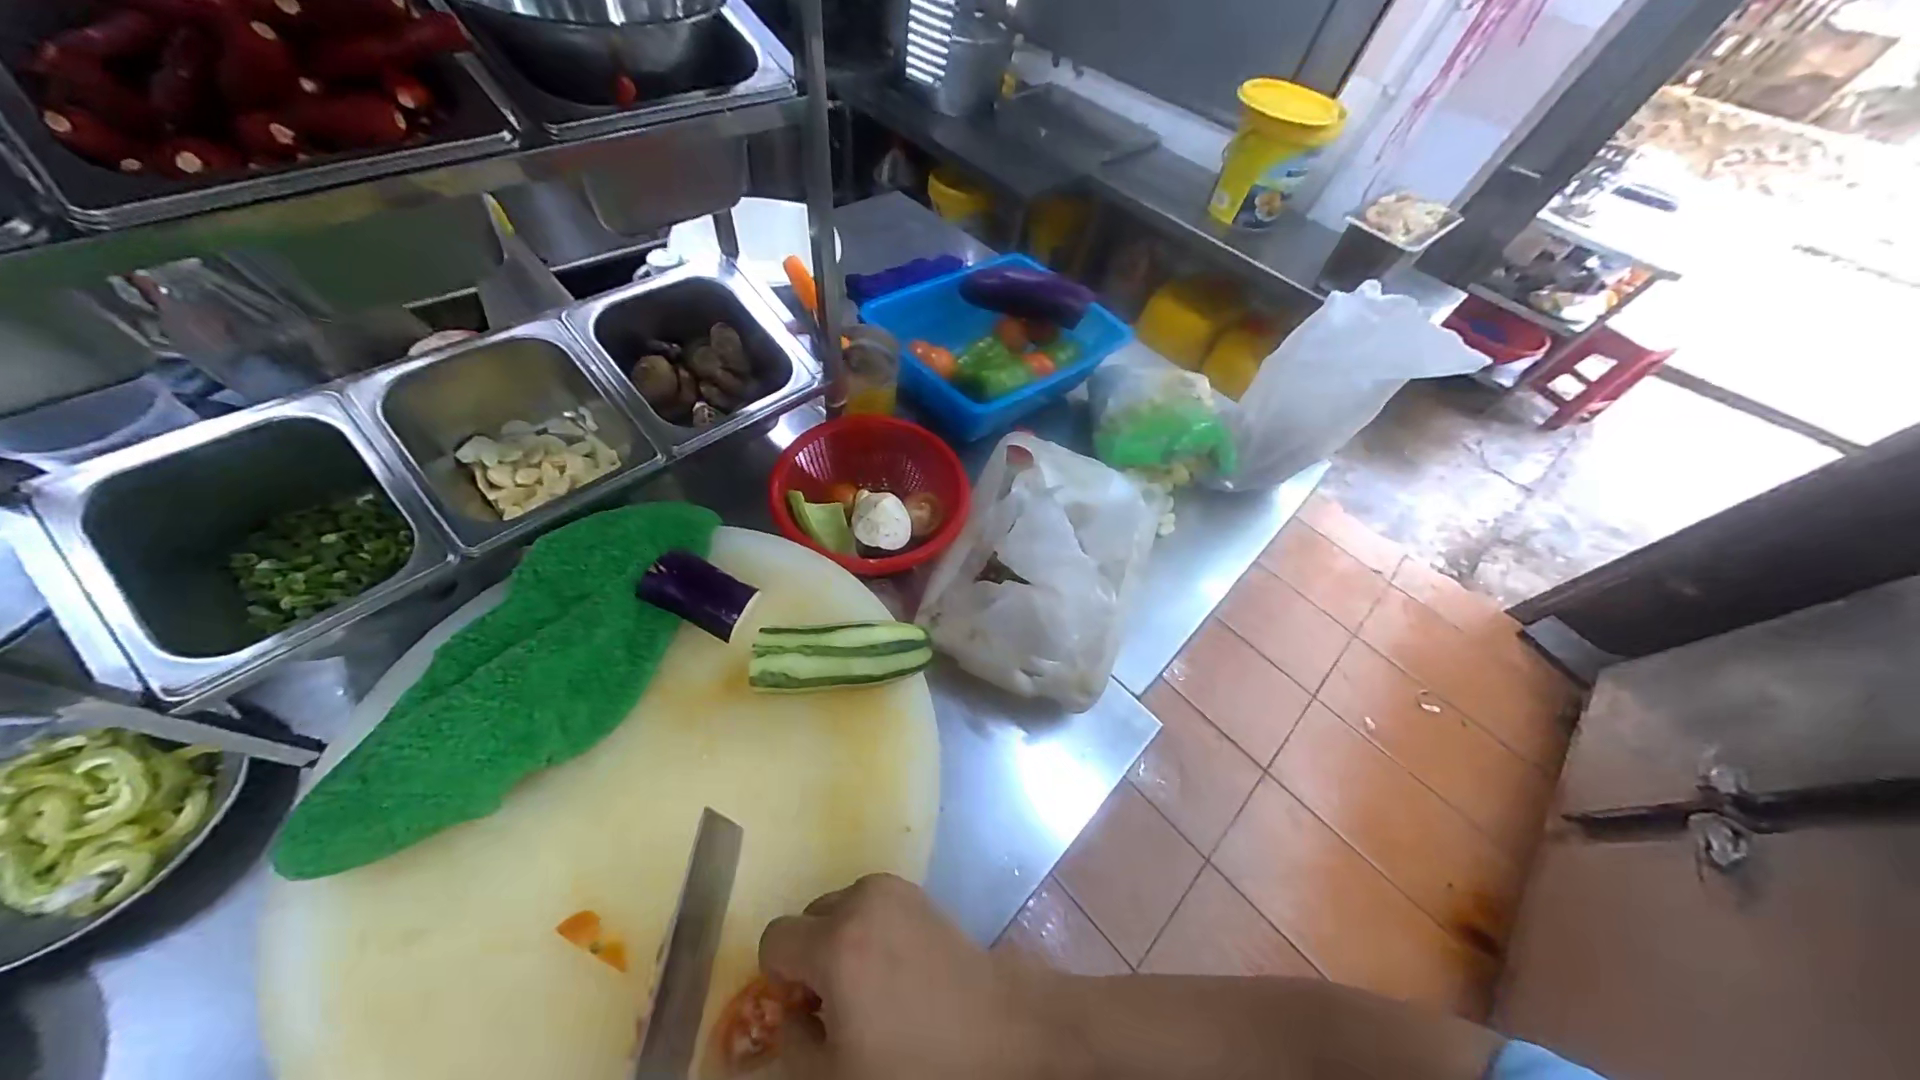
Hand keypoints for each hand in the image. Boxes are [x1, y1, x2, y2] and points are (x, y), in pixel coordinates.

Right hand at [757, 874, 1057, 1079]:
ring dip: (841, 939)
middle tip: (840, 1001)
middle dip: (812, 956)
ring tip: (873, 982)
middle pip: (808, 919)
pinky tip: (897, 966)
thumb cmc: (915, 1060)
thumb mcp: (837, 1076)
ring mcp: (892, 888)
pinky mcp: (917, 889)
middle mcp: (861, 899)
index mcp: (835, 942)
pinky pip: (870, 902)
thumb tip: (793, 1010)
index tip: (806, 1006)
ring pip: (840, 907)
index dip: (780, 976)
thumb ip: (793, 1043)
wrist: (998, 1026)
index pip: (774, 938)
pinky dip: (868, 927)